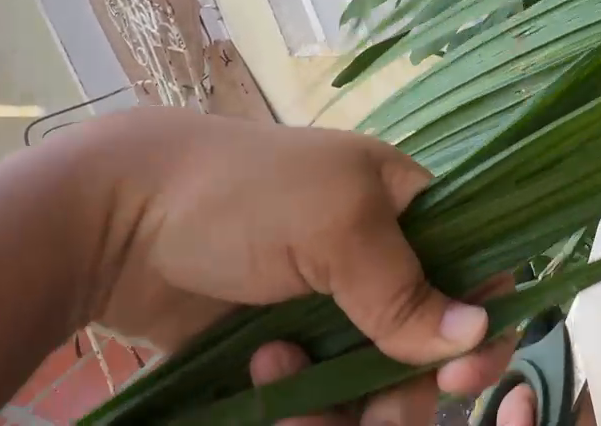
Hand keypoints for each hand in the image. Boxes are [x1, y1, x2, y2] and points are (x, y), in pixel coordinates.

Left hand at [81, 108, 517, 425]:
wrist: (119, 219)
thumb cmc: (248, 196)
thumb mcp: (338, 226)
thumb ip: (404, 288)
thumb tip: (480, 332)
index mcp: (410, 208)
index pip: (478, 267)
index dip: (481, 324)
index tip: (459, 378)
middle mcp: (383, 260)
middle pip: (430, 346)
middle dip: (403, 390)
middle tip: (373, 417)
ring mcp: (335, 308)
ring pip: (375, 385)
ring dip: (342, 408)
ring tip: (282, 383)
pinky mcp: (288, 349)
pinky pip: (322, 401)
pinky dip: (301, 407)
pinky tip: (260, 371)